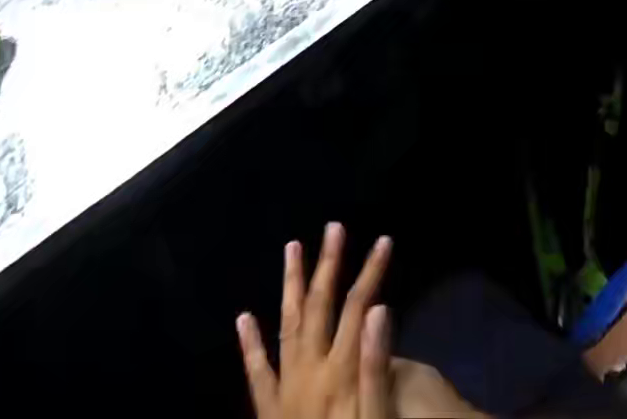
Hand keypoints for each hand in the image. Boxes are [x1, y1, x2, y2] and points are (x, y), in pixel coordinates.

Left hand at [237, 223, 394, 418]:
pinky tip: (243, 317)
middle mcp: (308, 369)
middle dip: (329, 263)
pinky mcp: (268, 410)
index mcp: (338, 371)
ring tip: (291, 245)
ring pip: (288, 324)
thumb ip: (375, 370)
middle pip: (320, 304)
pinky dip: (251, 343)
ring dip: (292, 283)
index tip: (383, 240)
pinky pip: (257, 371)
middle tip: (333, 226)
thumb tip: (380, 310)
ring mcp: (284, 386)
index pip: (358, 306)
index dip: (372, 271)